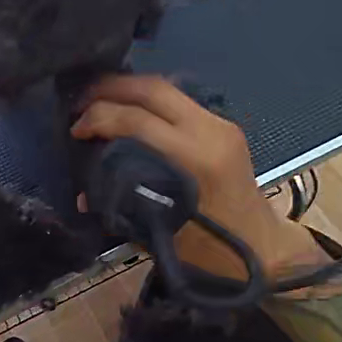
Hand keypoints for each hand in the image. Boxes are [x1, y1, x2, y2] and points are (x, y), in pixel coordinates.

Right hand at [72, 76, 323, 278]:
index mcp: (197, 158)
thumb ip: (125, 207)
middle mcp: (211, 131)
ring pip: (169, 89)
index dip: (99, 117)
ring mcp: (221, 126)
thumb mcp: (165, 235)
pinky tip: (130, 113)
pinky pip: (181, 103)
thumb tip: (86, 194)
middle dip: (110, 88)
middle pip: (153, 89)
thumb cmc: (216, 254)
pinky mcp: (226, 129)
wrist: (266, 250)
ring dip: (130, 91)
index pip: (138, 120)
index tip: (76, 129)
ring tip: (99, 102)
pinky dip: (150, 103)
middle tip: (80, 101)